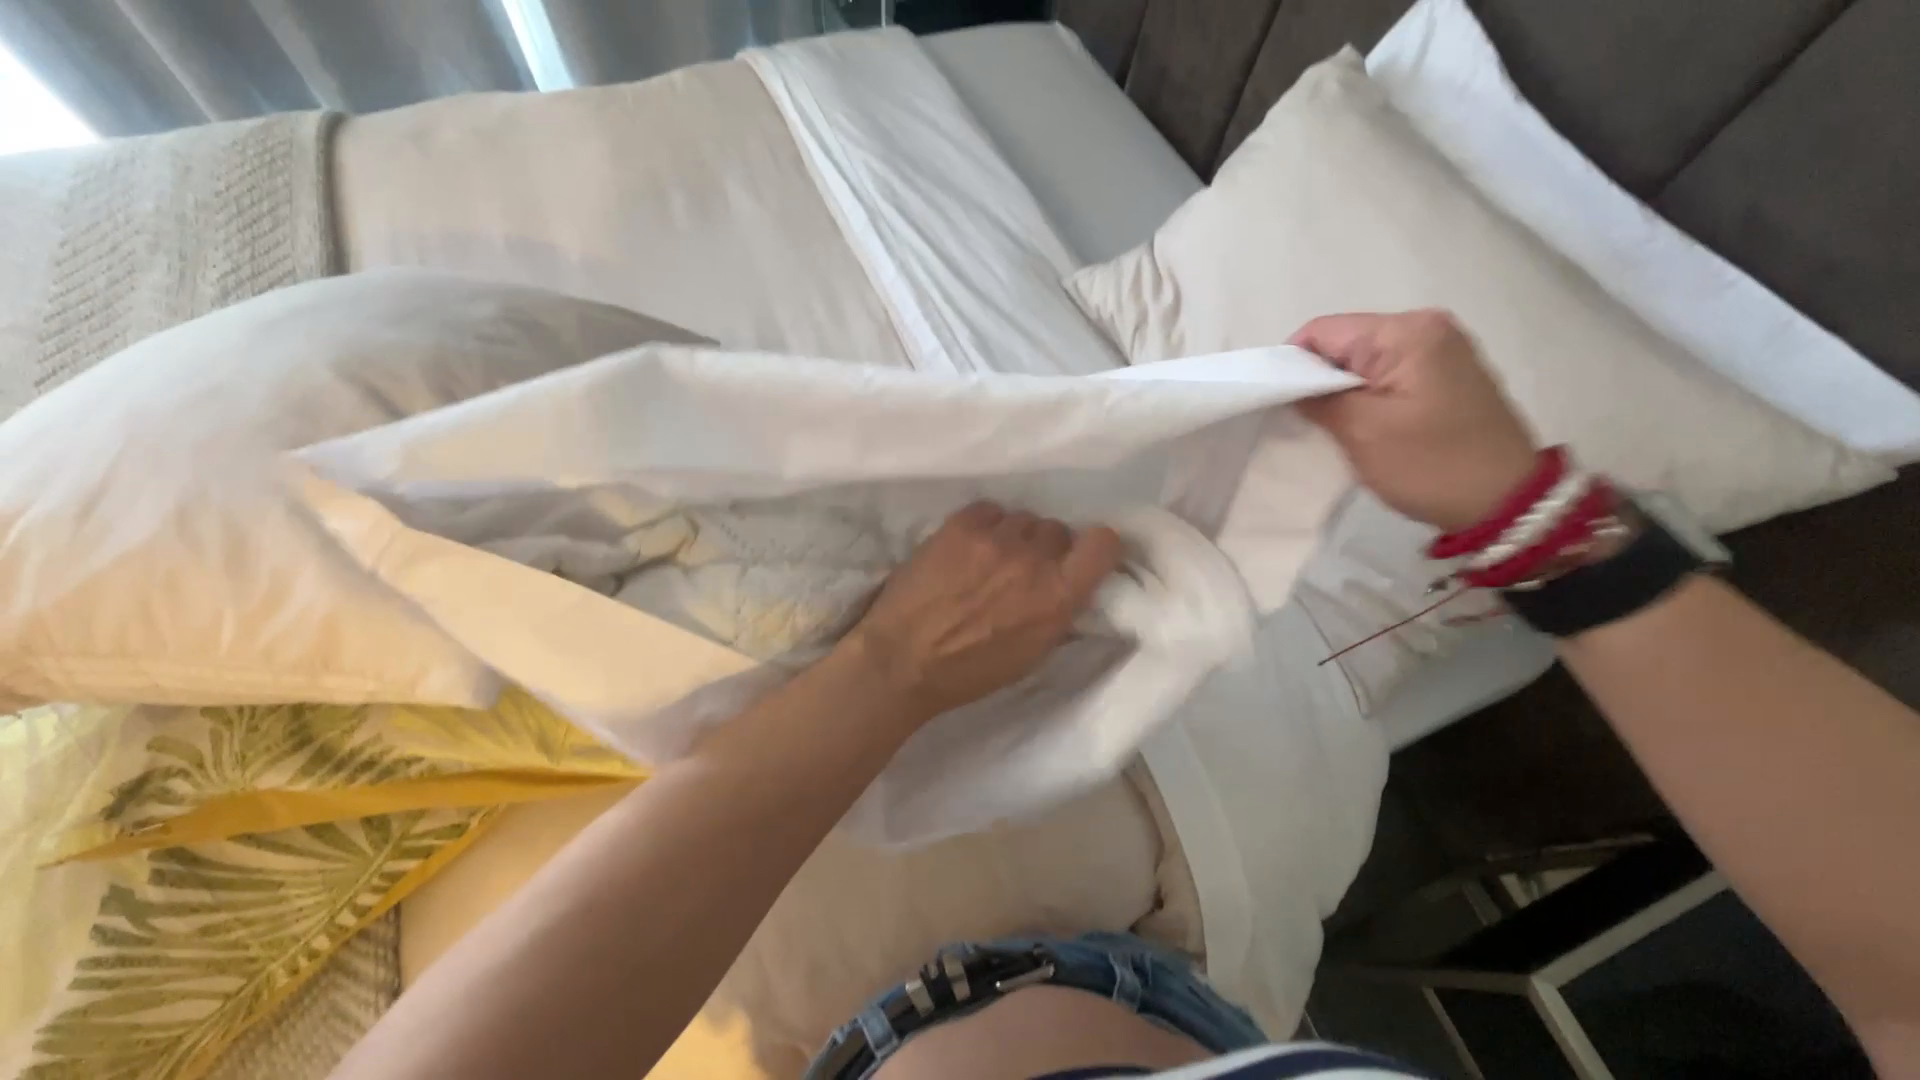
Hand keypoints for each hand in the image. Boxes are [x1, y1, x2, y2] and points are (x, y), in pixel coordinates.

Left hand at [843, 501, 1123, 723]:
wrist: (903, 660)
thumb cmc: (969, 671)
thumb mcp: (1033, 654)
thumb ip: (1059, 612)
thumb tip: (1070, 585)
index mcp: (1059, 598)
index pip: (1104, 543)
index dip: (1095, 546)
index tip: (1081, 556)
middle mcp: (1034, 561)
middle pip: (1057, 530)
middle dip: (1045, 548)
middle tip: (1022, 569)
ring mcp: (996, 539)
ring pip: (1022, 518)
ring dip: (1013, 537)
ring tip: (989, 559)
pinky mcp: (960, 526)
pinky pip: (989, 509)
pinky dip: (983, 526)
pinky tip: (967, 548)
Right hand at [1291, 310, 1539, 530]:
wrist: (1506, 501)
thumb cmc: (1431, 464)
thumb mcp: (1363, 432)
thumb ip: (1319, 399)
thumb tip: (1292, 385)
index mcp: (1407, 331)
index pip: (1322, 331)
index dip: (1293, 365)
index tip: (1285, 405)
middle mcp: (1428, 326)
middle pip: (1345, 342)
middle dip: (1320, 379)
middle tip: (1312, 423)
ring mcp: (1443, 348)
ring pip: (1365, 360)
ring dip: (1344, 390)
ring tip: (1341, 428)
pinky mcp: (1449, 373)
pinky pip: (1390, 372)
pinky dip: (1369, 395)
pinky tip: (1370, 425)